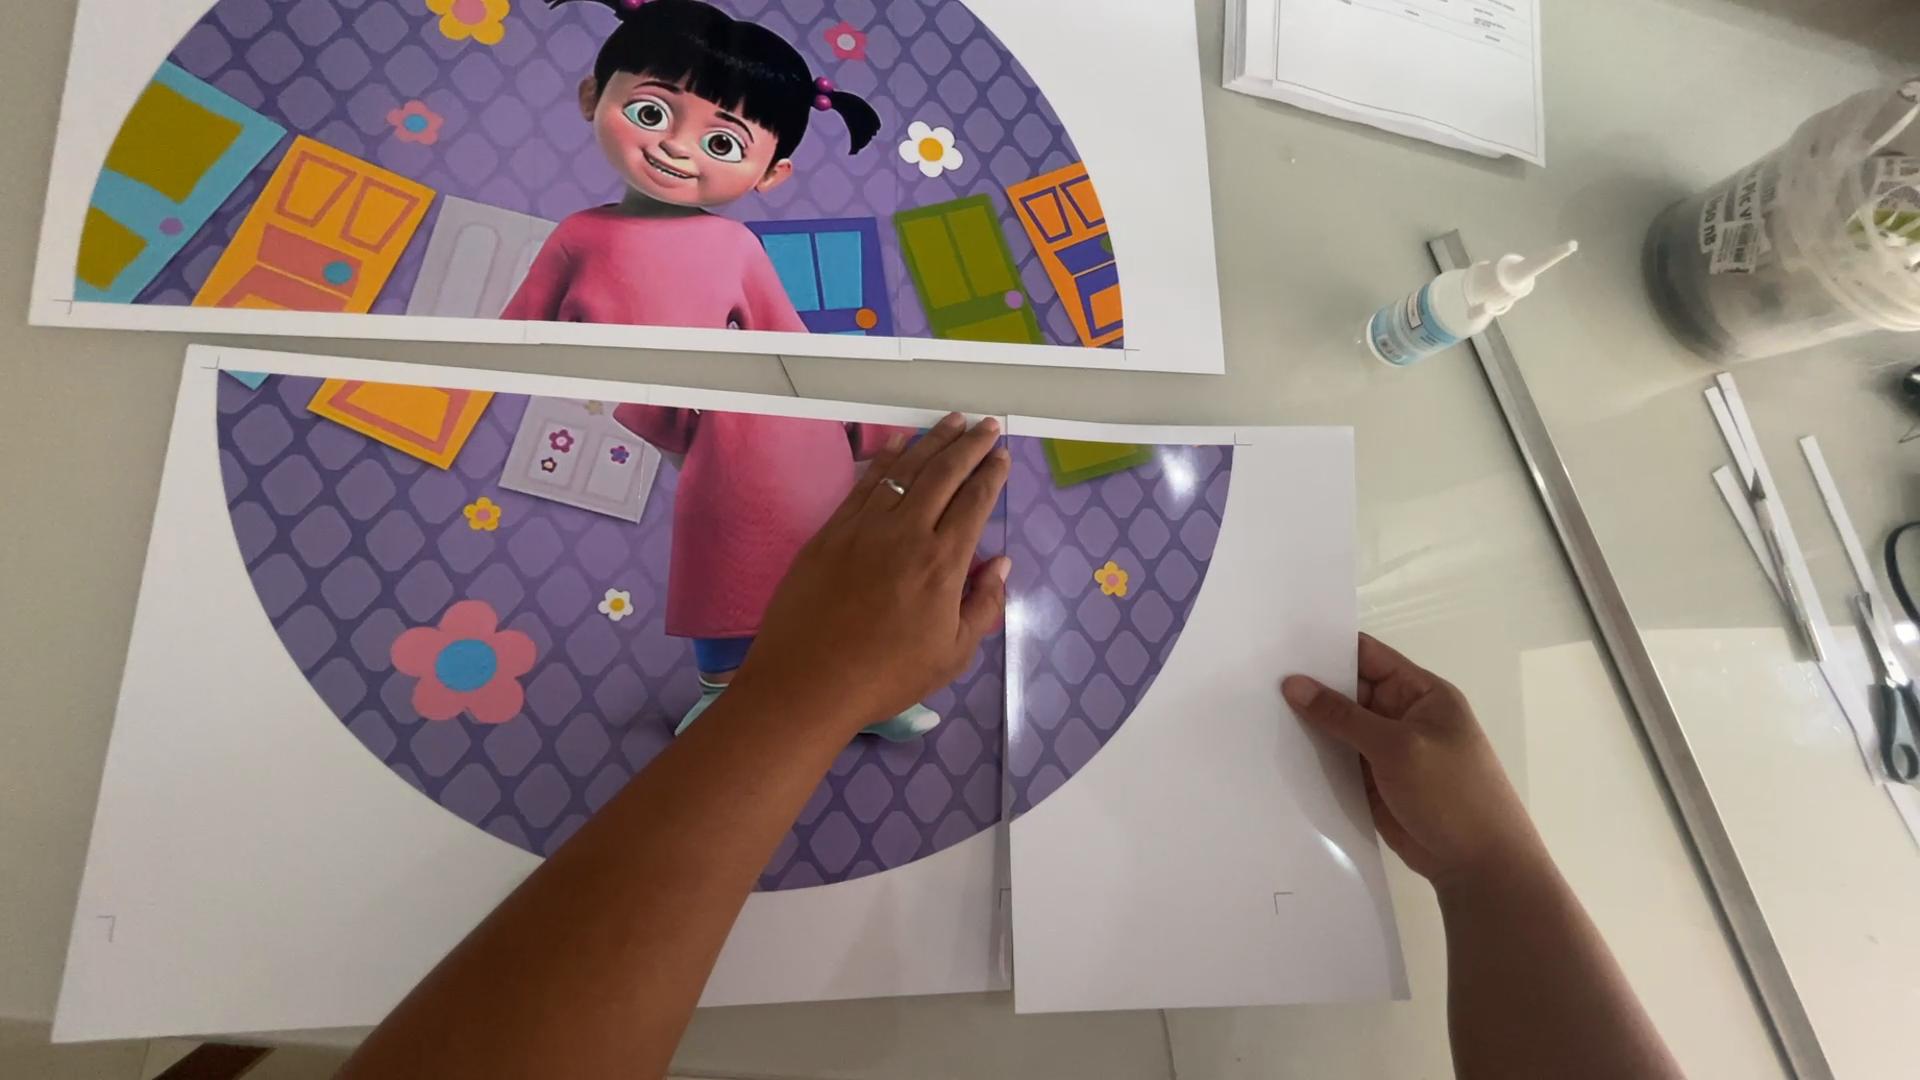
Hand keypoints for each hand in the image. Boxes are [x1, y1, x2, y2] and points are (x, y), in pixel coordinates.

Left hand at [730, 413, 1010, 733]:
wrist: (808, 681)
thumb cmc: (887, 675)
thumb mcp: (952, 654)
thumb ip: (983, 605)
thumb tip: (1002, 563)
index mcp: (943, 563)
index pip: (975, 503)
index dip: (992, 474)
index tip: (1003, 455)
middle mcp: (908, 533)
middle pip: (945, 475)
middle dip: (970, 445)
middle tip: (987, 425)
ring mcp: (866, 527)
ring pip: (906, 471)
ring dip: (933, 441)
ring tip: (953, 421)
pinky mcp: (833, 530)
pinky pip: (866, 483)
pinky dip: (887, 459)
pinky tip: (901, 442)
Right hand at [1283, 635, 1544, 888]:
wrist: (1481, 870)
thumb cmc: (1452, 796)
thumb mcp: (1397, 747)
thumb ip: (1342, 715)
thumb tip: (1293, 683)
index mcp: (1421, 694)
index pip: (1368, 655)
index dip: (1328, 646)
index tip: (1281, 641)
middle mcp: (1400, 714)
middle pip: (1346, 688)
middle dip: (1309, 683)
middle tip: (1257, 672)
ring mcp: (1385, 747)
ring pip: (1336, 722)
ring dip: (1306, 719)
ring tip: (1256, 703)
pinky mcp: (1370, 777)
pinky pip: (1334, 754)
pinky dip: (1311, 750)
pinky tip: (1277, 742)